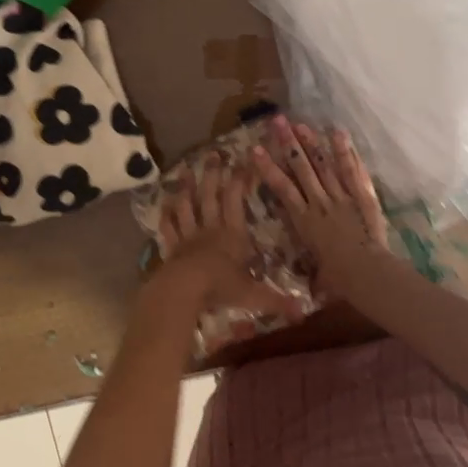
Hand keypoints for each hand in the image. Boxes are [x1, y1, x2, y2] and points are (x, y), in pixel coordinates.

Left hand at [152, 153, 298, 320]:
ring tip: (186, 171)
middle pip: (210, 195)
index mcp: (232, 234)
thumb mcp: (253, 295)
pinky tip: (164, 204)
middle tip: (213, 154)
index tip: (244, 161)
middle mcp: (210, 228)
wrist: (184, 290)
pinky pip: (168, 226)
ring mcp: (188, 236)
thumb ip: (277, 301)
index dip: (240, 179)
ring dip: (186, 187)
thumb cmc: (221, 287)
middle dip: (212, 173)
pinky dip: (166, 214)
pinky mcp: (171, 247)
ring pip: (187, 205)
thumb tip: (303, 312)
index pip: (236, 200)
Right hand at [250, 117, 395, 297]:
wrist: (364, 272)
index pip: (281, 188)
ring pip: (323, 165)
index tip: (254, 150)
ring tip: (300, 124)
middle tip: (277, 121)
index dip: (267, 168)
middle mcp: (318, 202)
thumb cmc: (337, 278)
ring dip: (311, 143)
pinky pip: (351, 171)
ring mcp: (340, 196)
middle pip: (300, 168)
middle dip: (287, 143)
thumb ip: (313, 275)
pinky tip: (338, 133)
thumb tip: (308, 291)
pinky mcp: (361, 196)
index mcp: (303, 221)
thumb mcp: (318, 277)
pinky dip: (345, 152)